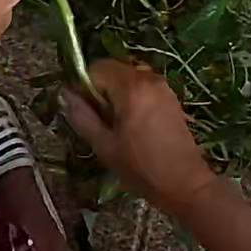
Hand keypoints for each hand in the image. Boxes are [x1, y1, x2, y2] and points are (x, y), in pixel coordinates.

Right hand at [61, 60, 217, 213]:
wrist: (184, 183)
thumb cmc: (141, 167)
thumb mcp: (104, 145)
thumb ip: (81, 116)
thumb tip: (65, 94)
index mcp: (132, 88)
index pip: (96, 68)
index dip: (83, 85)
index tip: (82, 109)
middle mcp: (149, 78)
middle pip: (113, 68)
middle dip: (100, 88)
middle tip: (99, 118)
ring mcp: (163, 85)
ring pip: (128, 76)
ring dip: (115, 92)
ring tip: (116, 122)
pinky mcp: (171, 96)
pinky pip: (143, 85)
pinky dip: (132, 95)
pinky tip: (133, 122)